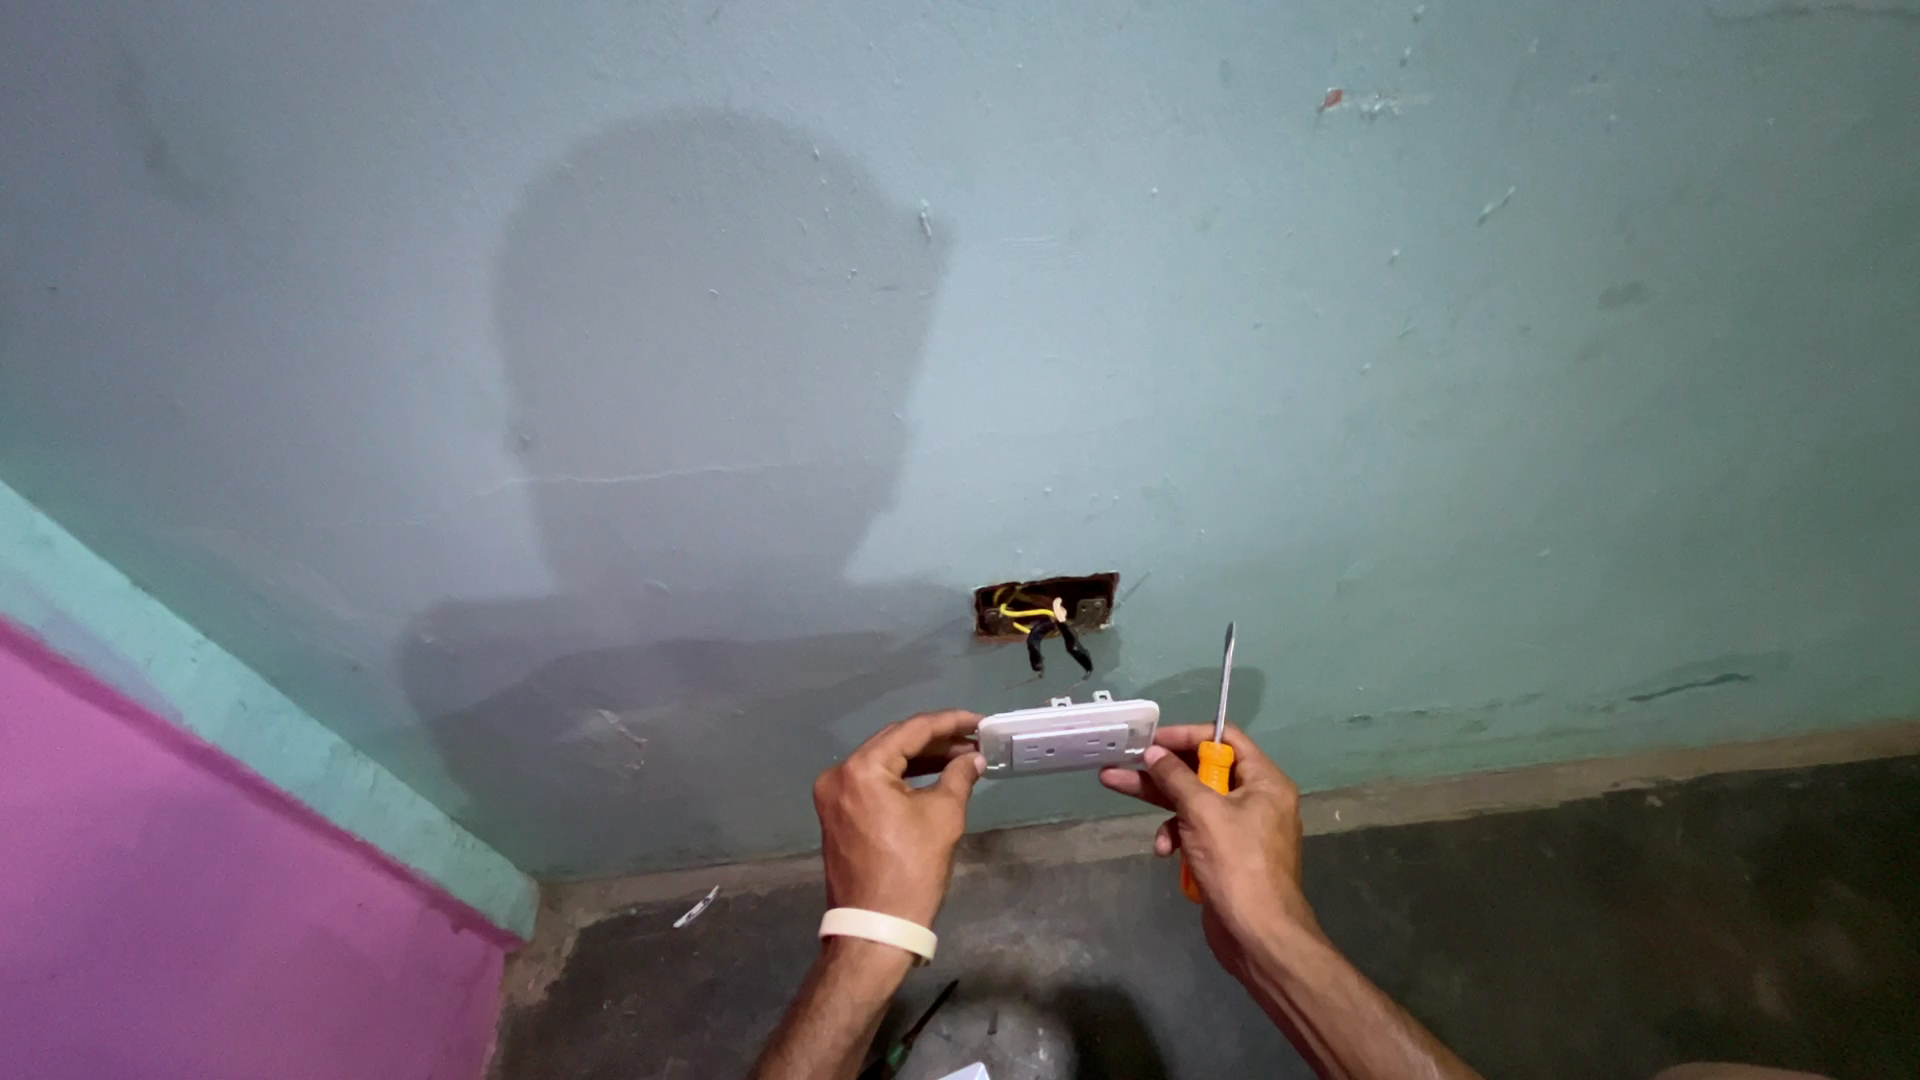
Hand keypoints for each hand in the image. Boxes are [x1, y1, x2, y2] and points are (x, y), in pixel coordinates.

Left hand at [812, 709, 985, 926]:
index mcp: (862, 769)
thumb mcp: (943, 817)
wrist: (875, 932)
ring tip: (961, 755)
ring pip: (884, 760)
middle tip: (973, 738)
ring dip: (921, 757)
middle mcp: (840, 774)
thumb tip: (974, 757)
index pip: (912, 731)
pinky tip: (934, 774)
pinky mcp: (838, 812)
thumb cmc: (911, 872)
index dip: (949, 723)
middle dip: (936, 739)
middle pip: (895, 741)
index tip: (978, 721)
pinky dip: (903, 777)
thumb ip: (959, 776)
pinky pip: (874, 781)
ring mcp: (834, 794)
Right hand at [1098, 725, 1319, 945]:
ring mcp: (1240, 828)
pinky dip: (1176, 835)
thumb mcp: (1202, 811)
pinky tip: (1163, 850)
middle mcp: (1255, 798)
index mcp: (1264, 781)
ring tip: (1115, 784)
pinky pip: (1195, 829)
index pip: (1225, 738)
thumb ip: (1175, 776)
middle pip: (1202, 769)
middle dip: (1160, 768)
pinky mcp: (1225, 853)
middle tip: (1123, 758)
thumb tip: (1153, 753)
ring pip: (1192, 800)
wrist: (1258, 938)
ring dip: (1160, 801)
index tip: (1152, 740)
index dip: (1186, 735)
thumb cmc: (1236, 864)